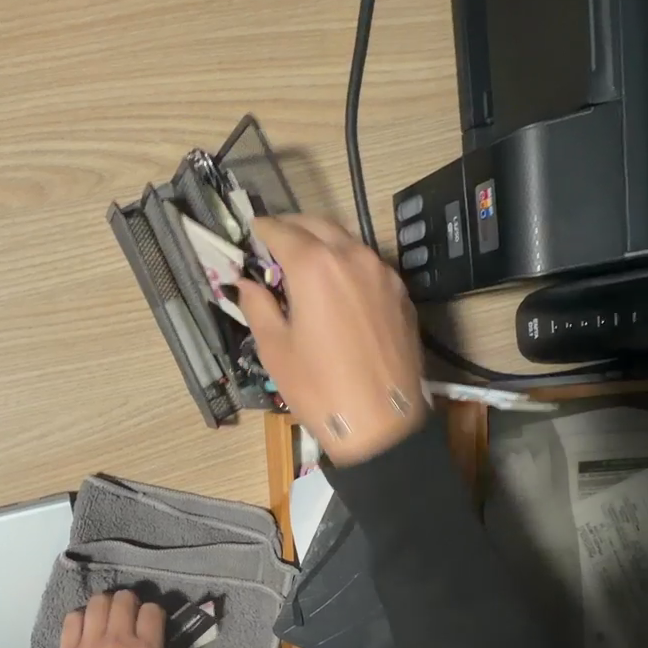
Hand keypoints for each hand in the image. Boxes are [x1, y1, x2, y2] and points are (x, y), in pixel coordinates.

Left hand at [37, 590, 164, 647]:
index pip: (153, 611)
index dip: (153, 614)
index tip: (150, 625)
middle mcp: (120, 642)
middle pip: (125, 598)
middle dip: (129, 604)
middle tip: (127, 619)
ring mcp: (90, 643)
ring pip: (99, 600)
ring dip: (105, 606)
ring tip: (106, 620)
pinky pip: (73, 616)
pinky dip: (81, 617)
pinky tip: (85, 631)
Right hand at [236, 215, 427, 464]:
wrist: (380, 422)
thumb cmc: (318, 388)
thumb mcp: (275, 349)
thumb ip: (258, 306)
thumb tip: (247, 284)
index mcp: (315, 266)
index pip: (283, 231)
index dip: (263, 229)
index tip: (252, 230)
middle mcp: (353, 257)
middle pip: (319, 225)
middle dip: (294, 227)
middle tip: (274, 240)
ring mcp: (382, 273)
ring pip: (347, 241)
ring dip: (322, 242)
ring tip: (303, 261)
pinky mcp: (400, 293)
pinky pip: (368, 264)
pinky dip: (346, 263)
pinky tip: (335, 286)